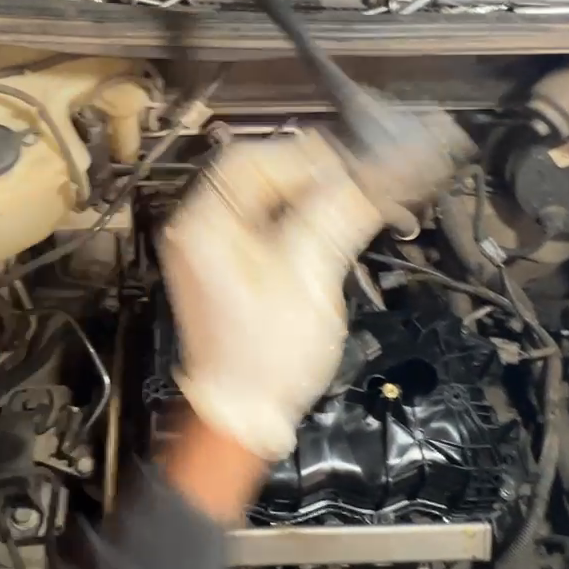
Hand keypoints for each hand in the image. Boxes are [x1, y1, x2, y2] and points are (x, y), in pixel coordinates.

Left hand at [158, 132, 382, 460]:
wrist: (243, 413)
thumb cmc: (266, 356)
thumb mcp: (306, 279)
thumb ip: (334, 218)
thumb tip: (368, 175)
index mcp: (205, 226)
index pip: (249, 161)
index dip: (301, 155)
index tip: (346, 162)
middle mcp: (200, 230)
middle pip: (257, 176)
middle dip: (312, 172)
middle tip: (358, 175)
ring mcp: (212, 249)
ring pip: (265, 199)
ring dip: (311, 194)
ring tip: (356, 196)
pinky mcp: (230, 267)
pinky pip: (265, 224)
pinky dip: (301, 217)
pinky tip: (333, 222)